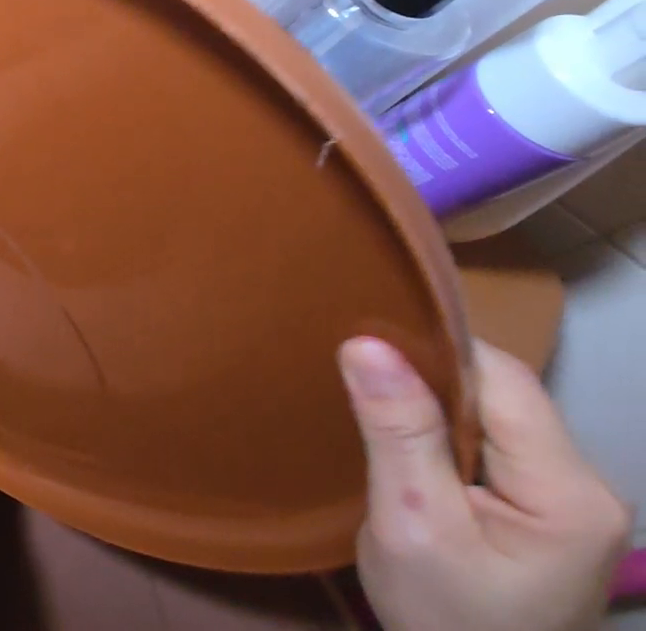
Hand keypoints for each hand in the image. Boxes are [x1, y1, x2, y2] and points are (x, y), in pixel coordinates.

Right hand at [339, 336, 631, 630]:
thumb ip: (397, 432)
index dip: (432, 348)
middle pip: (503, 392)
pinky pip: (494, 437)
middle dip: (427, 371)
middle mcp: (588, 484)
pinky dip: (443, 423)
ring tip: (368, 392)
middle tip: (349, 368)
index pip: (503, 381)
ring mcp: (571, 497)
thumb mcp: (410, 522)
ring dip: (432, 397)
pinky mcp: (546, 506)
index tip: (357, 334)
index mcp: (569, 490)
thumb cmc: (443, 611)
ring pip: (496, 411)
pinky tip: (403, 430)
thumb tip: (365, 343)